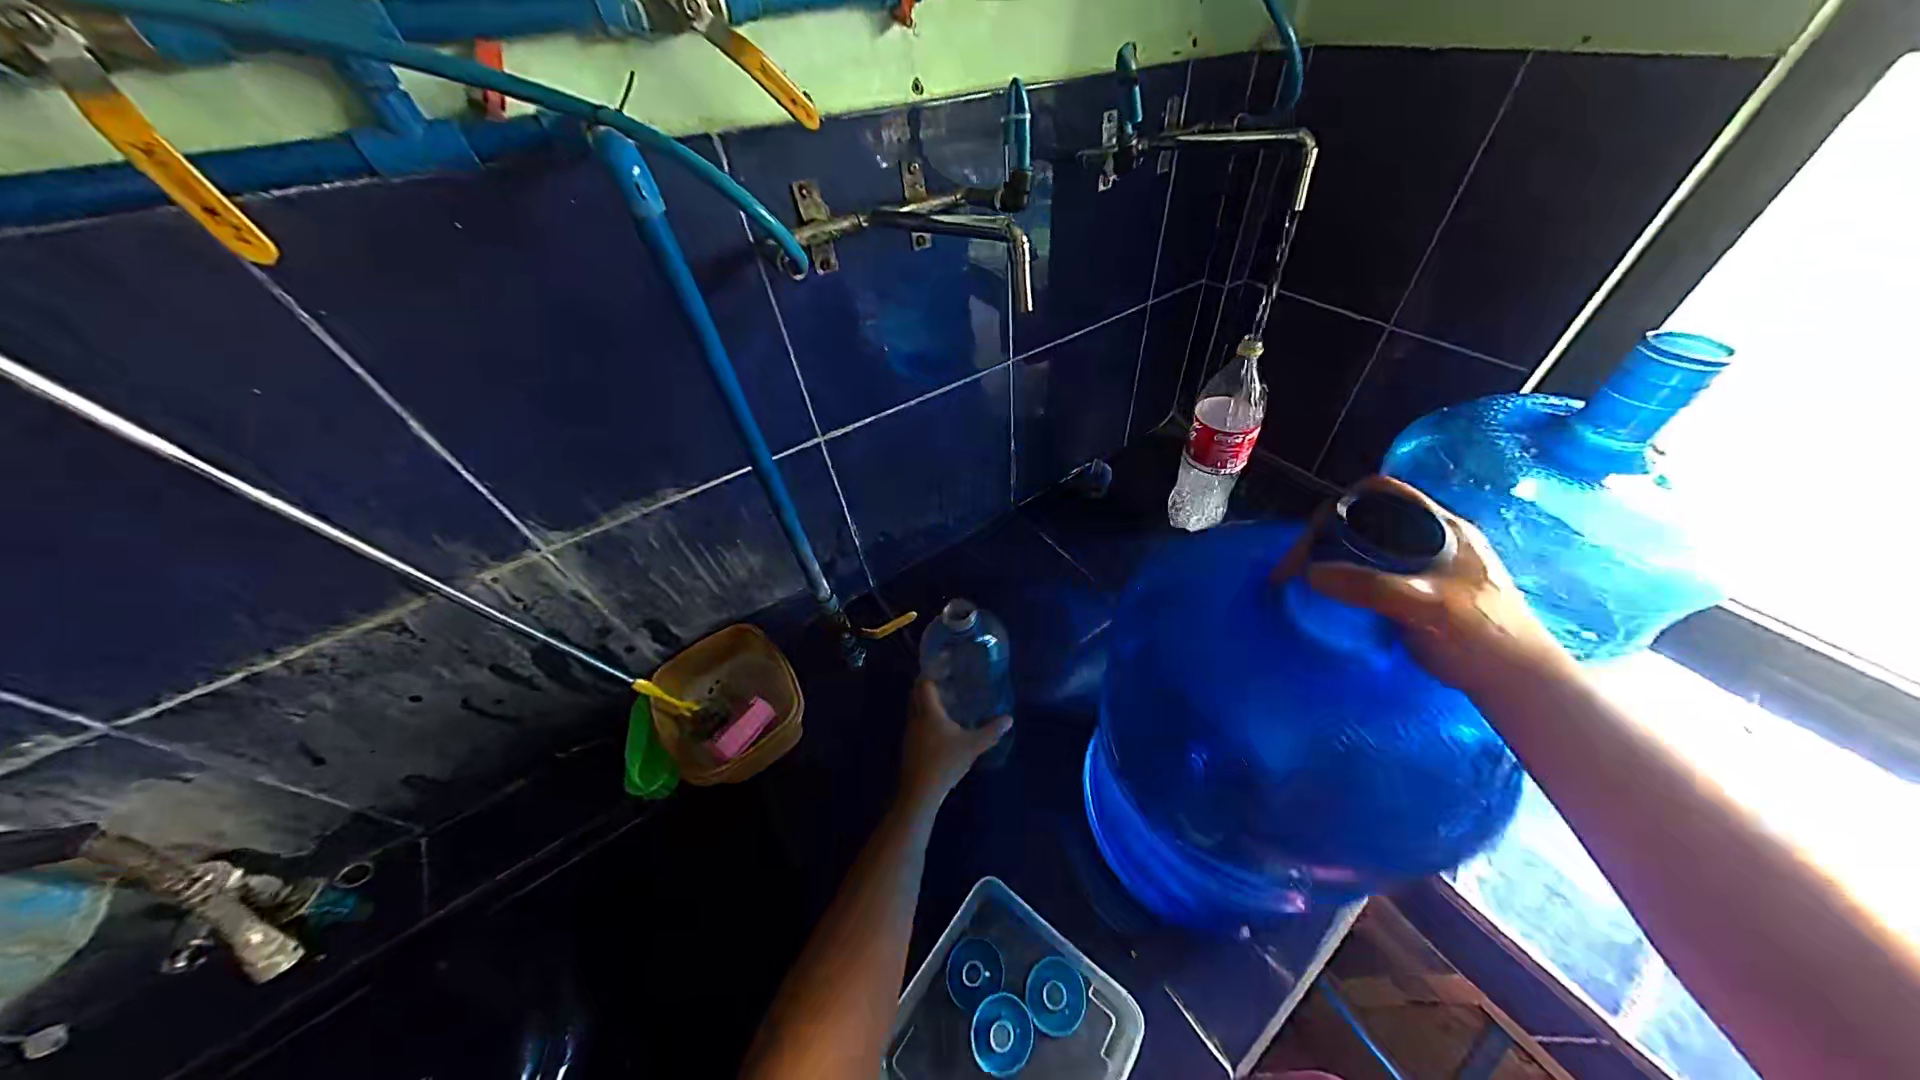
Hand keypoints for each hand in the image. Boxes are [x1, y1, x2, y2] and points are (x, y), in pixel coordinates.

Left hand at [898, 679, 1010, 812]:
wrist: (919, 792)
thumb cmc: (945, 763)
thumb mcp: (973, 746)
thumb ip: (991, 731)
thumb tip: (1008, 718)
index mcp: (928, 712)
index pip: (924, 683)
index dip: (933, 671)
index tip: (946, 666)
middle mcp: (915, 718)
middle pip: (916, 693)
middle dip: (929, 685)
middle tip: (949, 683)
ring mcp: (910, 733)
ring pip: (915, 709)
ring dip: (927, 703)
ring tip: (948, 703)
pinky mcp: (909, 746)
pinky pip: (916, 723)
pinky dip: (926, 719)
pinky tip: (941, 728)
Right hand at [1279, 475, 1575, 699]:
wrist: (1518, 683)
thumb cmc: (1482, 637)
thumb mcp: (1426, 606)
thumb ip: (1370, 587)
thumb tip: (1311, 574)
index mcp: (1440, 528)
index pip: (1382, 492)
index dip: (1342, 502)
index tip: (1314, 535)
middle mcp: (1429, 539)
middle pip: (1364, 519)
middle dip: (1325, 536)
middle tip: (1296, 568)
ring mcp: (1422, 566)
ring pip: (1363, 547)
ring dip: (1330, 558)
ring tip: (1303, 581)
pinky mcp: (1414, 592)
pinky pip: (1367, 572)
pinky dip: (1342, 578)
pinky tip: (1329, 596)